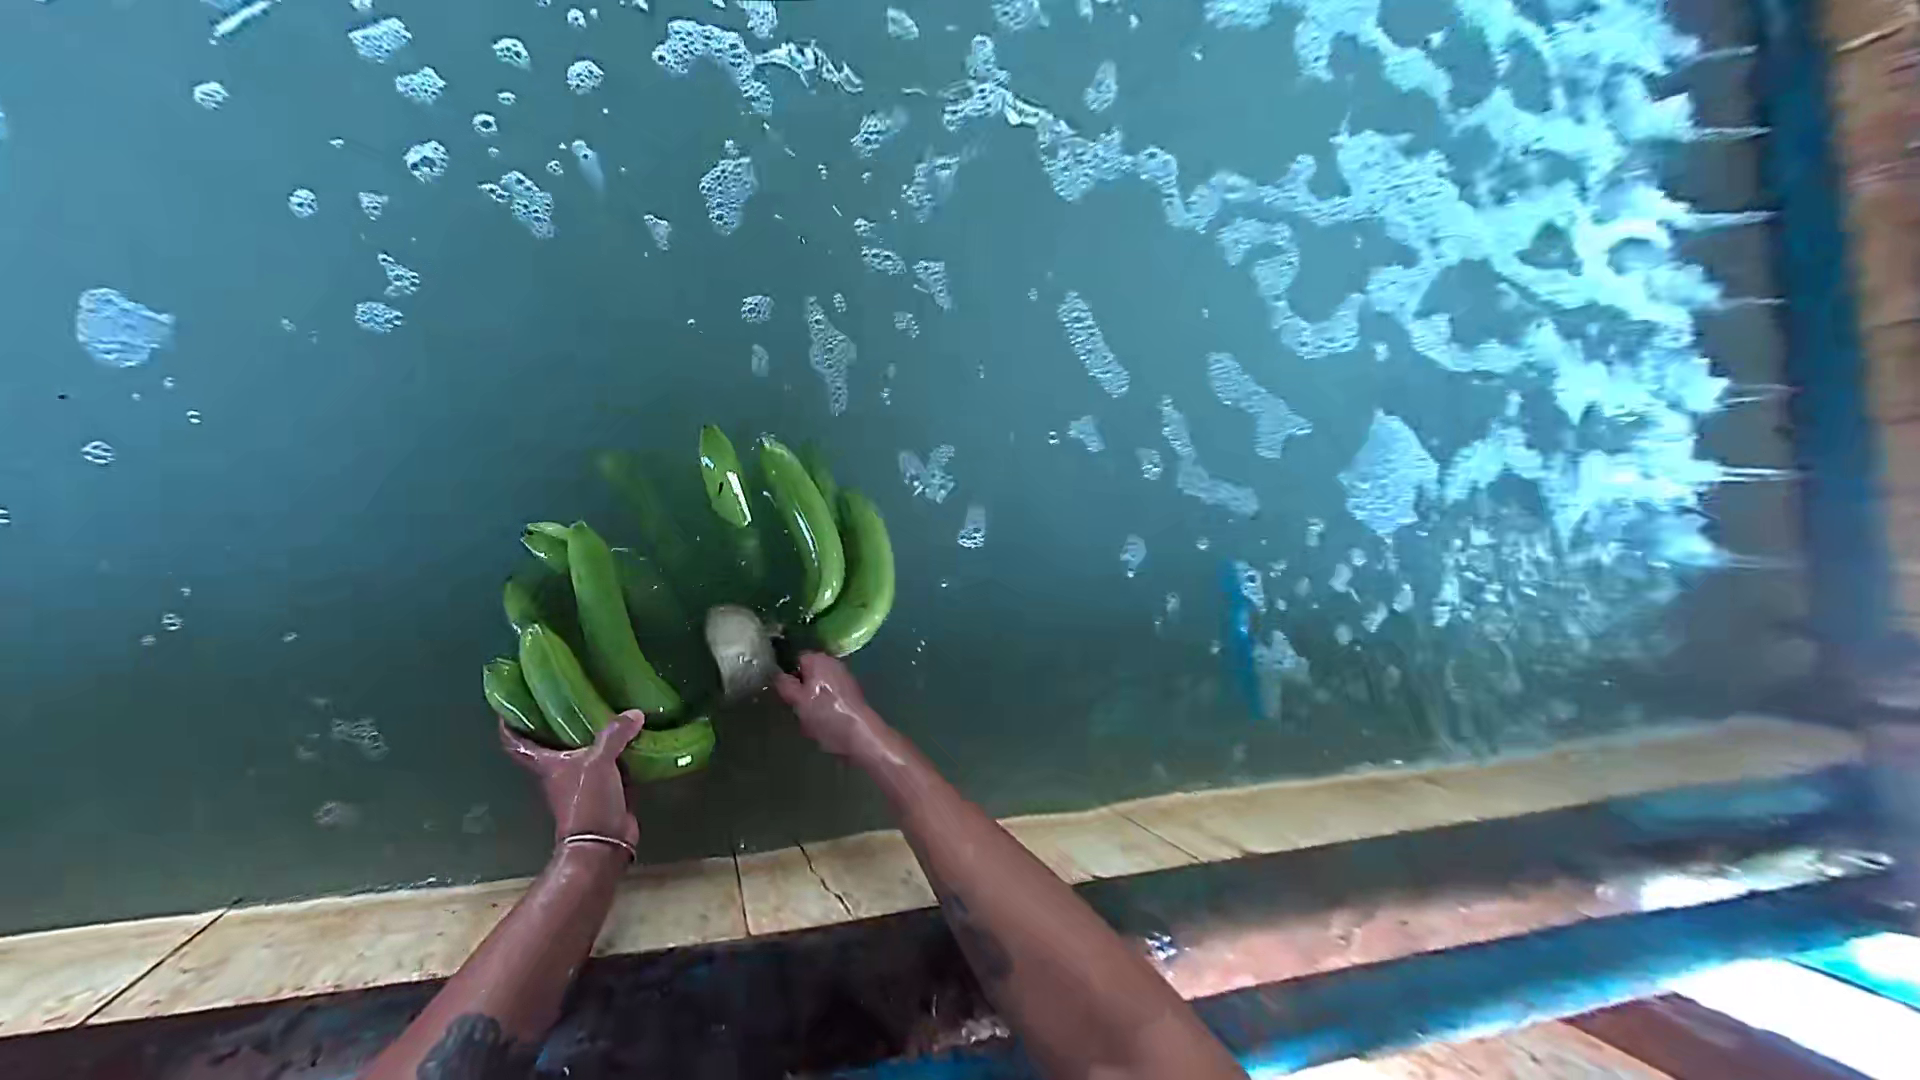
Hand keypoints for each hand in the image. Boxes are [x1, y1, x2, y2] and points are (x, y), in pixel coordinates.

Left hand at [499, 710, 644, 844]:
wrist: (603, 840)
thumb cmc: (587, 800)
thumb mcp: (599, 762)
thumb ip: (614, 735)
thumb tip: (634, 713)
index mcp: (546, 764)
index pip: (516, 743)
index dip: (509, 725)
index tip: (510, 706)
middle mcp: (559, 771)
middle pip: (552, 743)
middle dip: (557, 722)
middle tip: (571, 697)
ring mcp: (581, 781)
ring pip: (583, 751)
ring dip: (592, 735)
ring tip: (608, 710)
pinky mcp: (604, 788)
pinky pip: (610, 762)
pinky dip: (618, 750)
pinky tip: (632, 736)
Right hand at [773, 652, 886, 756]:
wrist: (858, 733)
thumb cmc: (824, 713)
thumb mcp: (797, 699)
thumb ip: (784, 684)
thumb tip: (776, 673)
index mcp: (818, 659)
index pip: (795, 660)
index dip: (787, 675)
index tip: (784, 693)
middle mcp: (832, 663)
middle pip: (807, 675)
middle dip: (799, 692)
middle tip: (796, 708)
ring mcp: (843, 678)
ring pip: (817, 689)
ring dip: (810, 703)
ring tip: (810, 720)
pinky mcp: (850, 694)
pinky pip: (828, 699)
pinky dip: (823, 709)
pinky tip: (823, 724)